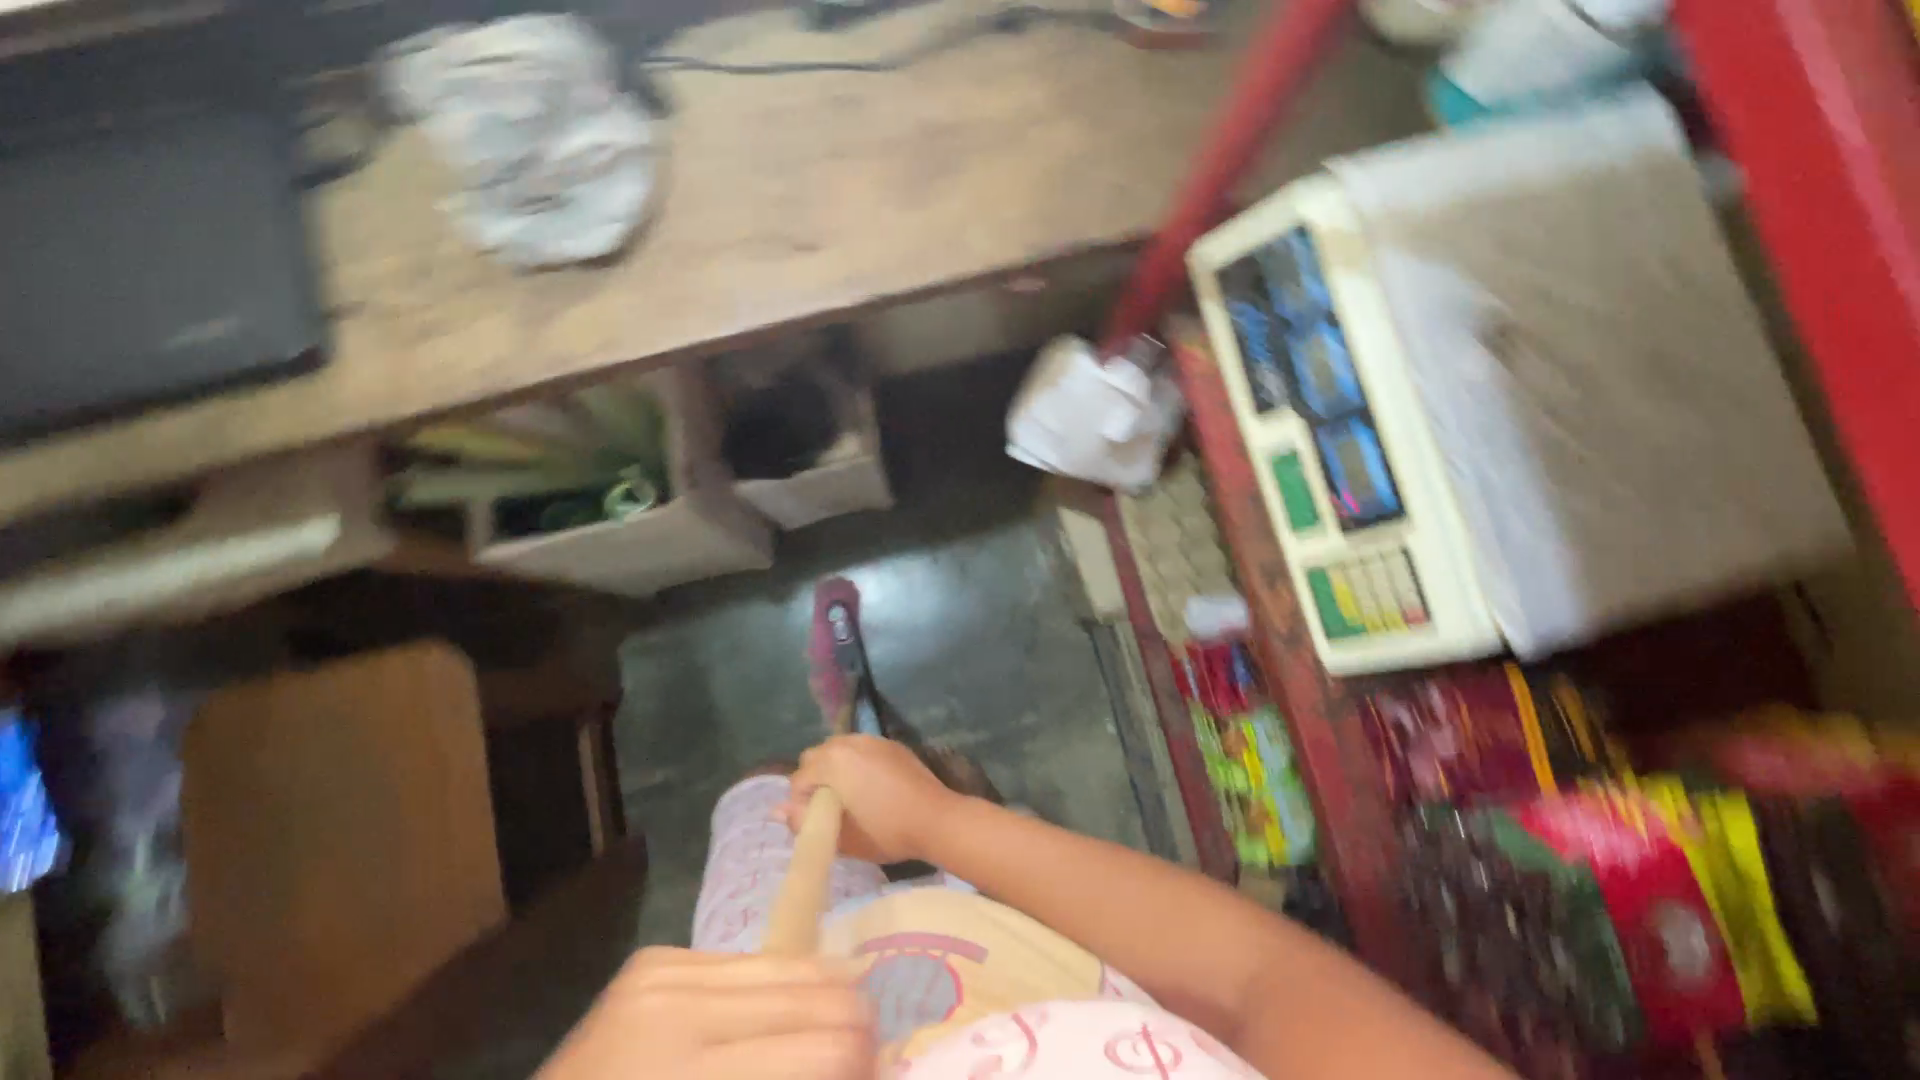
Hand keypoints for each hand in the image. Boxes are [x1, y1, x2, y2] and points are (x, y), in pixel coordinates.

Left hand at [536, 947, 874, 1079]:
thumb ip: (795, 1079)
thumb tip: (869, 1070)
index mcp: (691, 1078)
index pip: (827, 1049)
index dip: (868, 1067)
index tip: (872, 1078)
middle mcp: (679, 1010)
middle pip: (821, 996)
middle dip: (857, 1034)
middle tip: (857, 1065)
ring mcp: (661, 975)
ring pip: (792, 966)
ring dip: (822, 1005)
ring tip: (825, 1039)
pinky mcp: (652, 960)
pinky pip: (746, 961)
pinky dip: (771, 993)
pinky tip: (767, 1022)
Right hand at [781, 735, 960, 863]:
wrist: (935, 819)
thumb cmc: (885, 831)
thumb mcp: (841, 837)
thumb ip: (804, 822)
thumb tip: (776, 811)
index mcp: (832, 762)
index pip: (799, 779)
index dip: (801, 803)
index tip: (816, 823)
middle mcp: (848, 743)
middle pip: (815, 757)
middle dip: (814, 780)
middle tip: (828, 808)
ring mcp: (872, 740)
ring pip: (838, 749)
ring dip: (835, 768)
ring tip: (848, 796)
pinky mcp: (891, 745)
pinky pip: (862, 749)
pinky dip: (857, 763)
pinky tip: (870, 786)